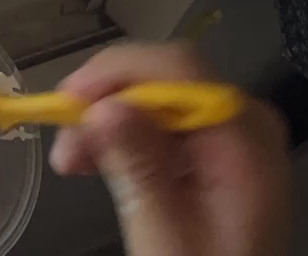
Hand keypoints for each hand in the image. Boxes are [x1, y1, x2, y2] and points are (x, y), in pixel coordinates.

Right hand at [49, 42, 290, 255]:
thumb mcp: (169, 239)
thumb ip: (141, 172)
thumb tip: (104, 107)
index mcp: (244, 137)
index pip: (178, 68)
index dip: (118, 72)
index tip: (69, 99)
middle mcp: (240, 119)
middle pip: (160, 77)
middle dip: (104, 98)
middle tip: (63, 135)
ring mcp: (226, 129)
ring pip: (150, 94)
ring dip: (103, 118)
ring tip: (68, 158)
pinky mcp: (209, 144)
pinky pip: (155, 116)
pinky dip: (119, 133)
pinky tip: (91, 158)